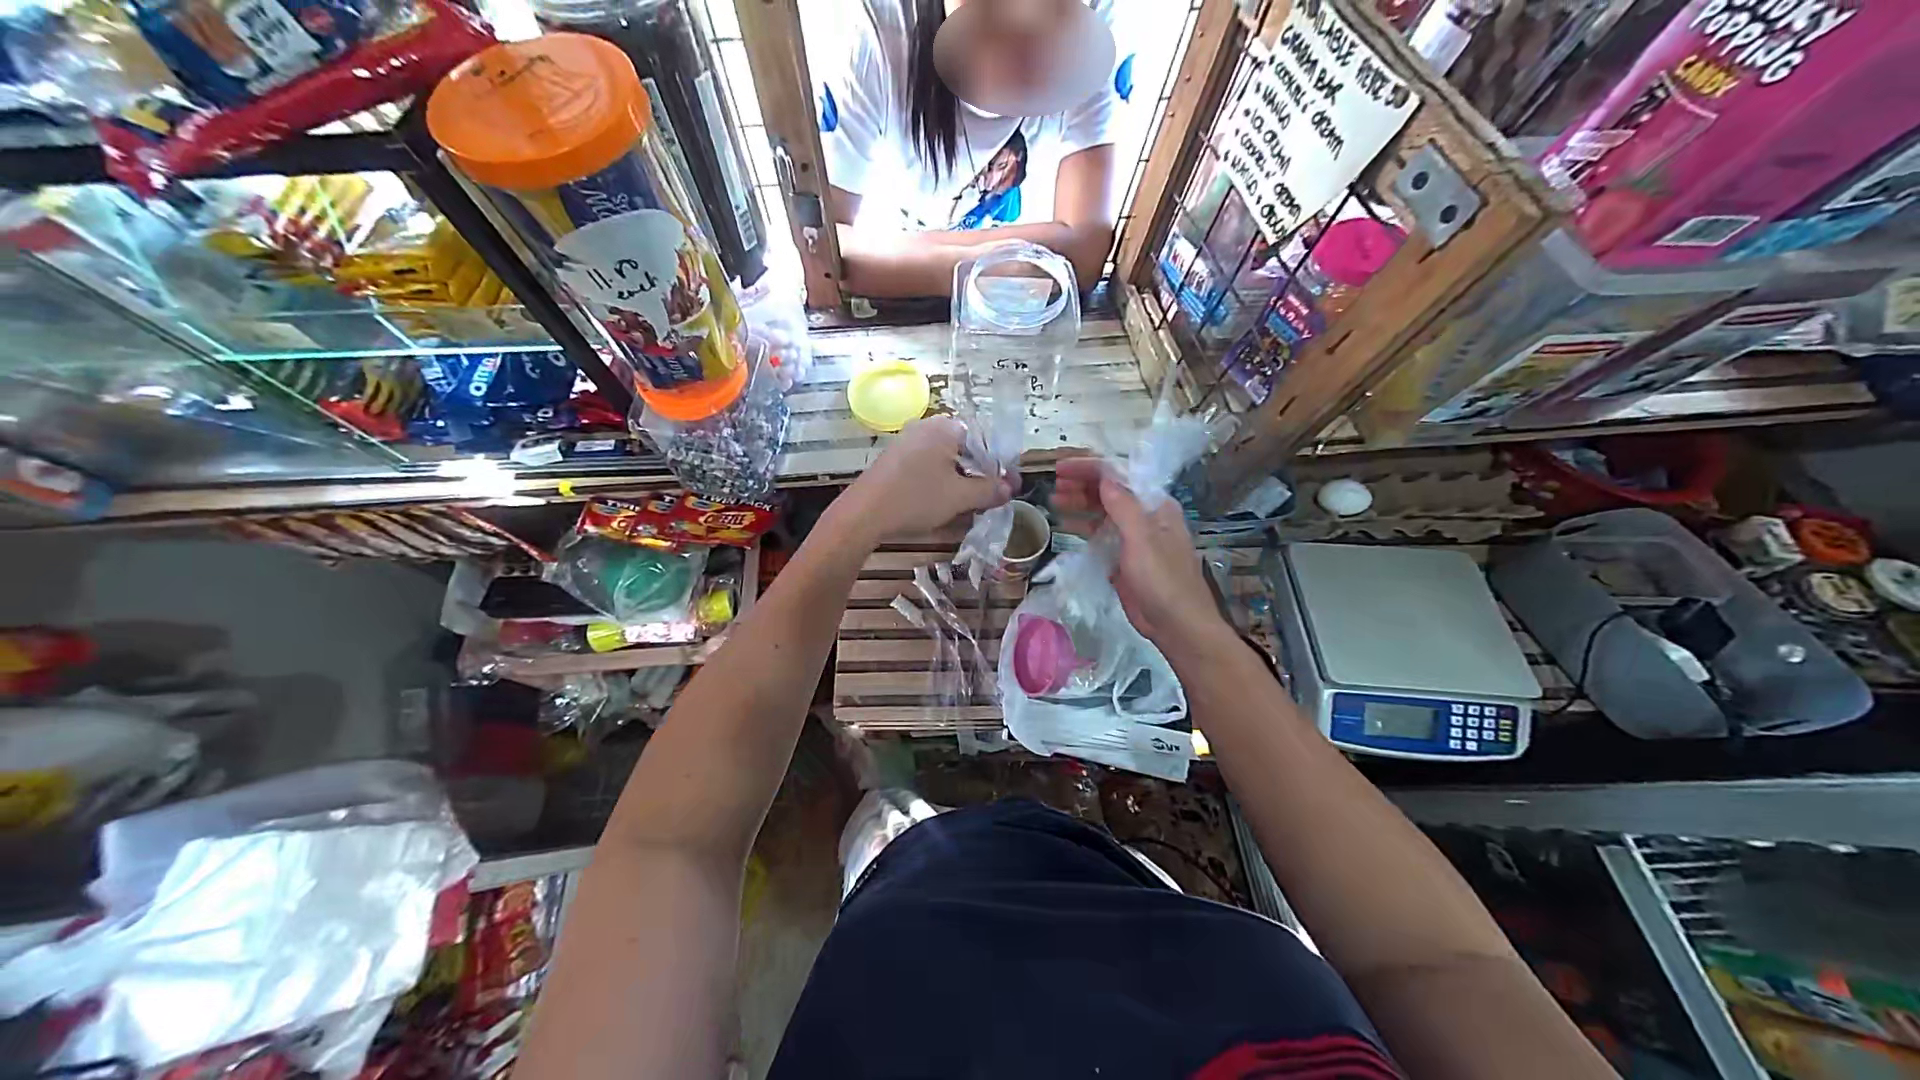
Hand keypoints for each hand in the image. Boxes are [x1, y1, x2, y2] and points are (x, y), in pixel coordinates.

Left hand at [831, 416, 1014, 544]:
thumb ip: (989, 490)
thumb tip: (1008, 488)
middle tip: (994, 498)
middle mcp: (926, 428)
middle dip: (981, 475)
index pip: (984, 440)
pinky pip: (928, 468)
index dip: (1000, 465)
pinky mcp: (896, 462)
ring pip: (946, 461)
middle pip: (965, 450)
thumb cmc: (916, 499)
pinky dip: (942, 483)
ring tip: (973, 506)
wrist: (863, 514)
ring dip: (962, 482)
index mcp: (945, 428)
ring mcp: (908, 444)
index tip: (1010, 487)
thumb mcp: (959, 497)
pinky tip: (946, 504)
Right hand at [1052, 458, 1227, 649]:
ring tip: (1055, 500)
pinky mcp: (1124, 559)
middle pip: (1110, 492)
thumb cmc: (1162, 579)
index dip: (1090, 468)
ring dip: (1080, 504)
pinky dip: (1084, 526)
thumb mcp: (1142, 538)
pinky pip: (1101, 534)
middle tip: (1054, 485)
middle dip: (1082, 484)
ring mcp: (1134, 538)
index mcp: (1155, 505)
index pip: (1120, 476)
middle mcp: (1145, 517)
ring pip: (1103, 512)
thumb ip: (1122, 505)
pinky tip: (1066, 524)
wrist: (1177, 625)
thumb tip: (1104, 477)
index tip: (1060, 467)